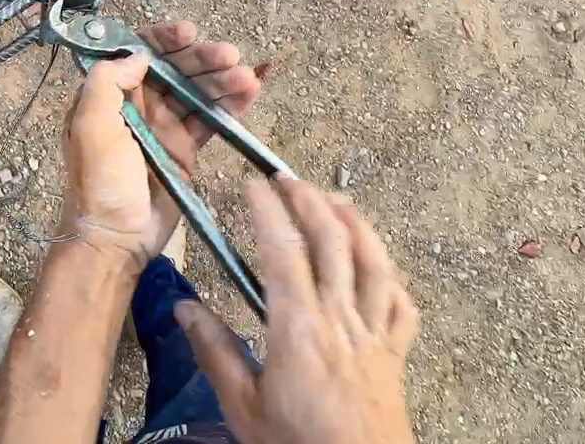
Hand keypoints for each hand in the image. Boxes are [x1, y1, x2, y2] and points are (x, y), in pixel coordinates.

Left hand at [58, 22, 260, 267]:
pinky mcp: (185, 149)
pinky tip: (250, 92)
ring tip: (247, 76)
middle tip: (230, 55)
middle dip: (201, 58)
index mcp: (110, 92)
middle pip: (174, 68)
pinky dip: (229, 106)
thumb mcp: (90, 125)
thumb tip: (139, 55)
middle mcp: (137, 103)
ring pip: (196, 91)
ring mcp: (163, 125)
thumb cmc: (99, 180)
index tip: (188, 33)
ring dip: (221, 79)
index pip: (137, 52)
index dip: (163, 38)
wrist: (115, 238)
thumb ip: (107, 82)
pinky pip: (209, 120)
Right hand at [175, 180, 417, 443]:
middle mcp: (341, 319)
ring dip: (355, 222)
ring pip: (373, 262)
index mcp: (299, 328)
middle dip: (309, 200)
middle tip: (286, 177)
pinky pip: (403, 305)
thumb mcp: (243, 408)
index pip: (284, 249)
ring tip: (334, 197)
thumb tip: (181, 306)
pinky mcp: (397, 356)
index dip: (268, 208)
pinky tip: (378, 260)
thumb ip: (214, 352)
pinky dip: (391, 274)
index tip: (252, 183)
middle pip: (332, 241)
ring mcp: (375, 335)